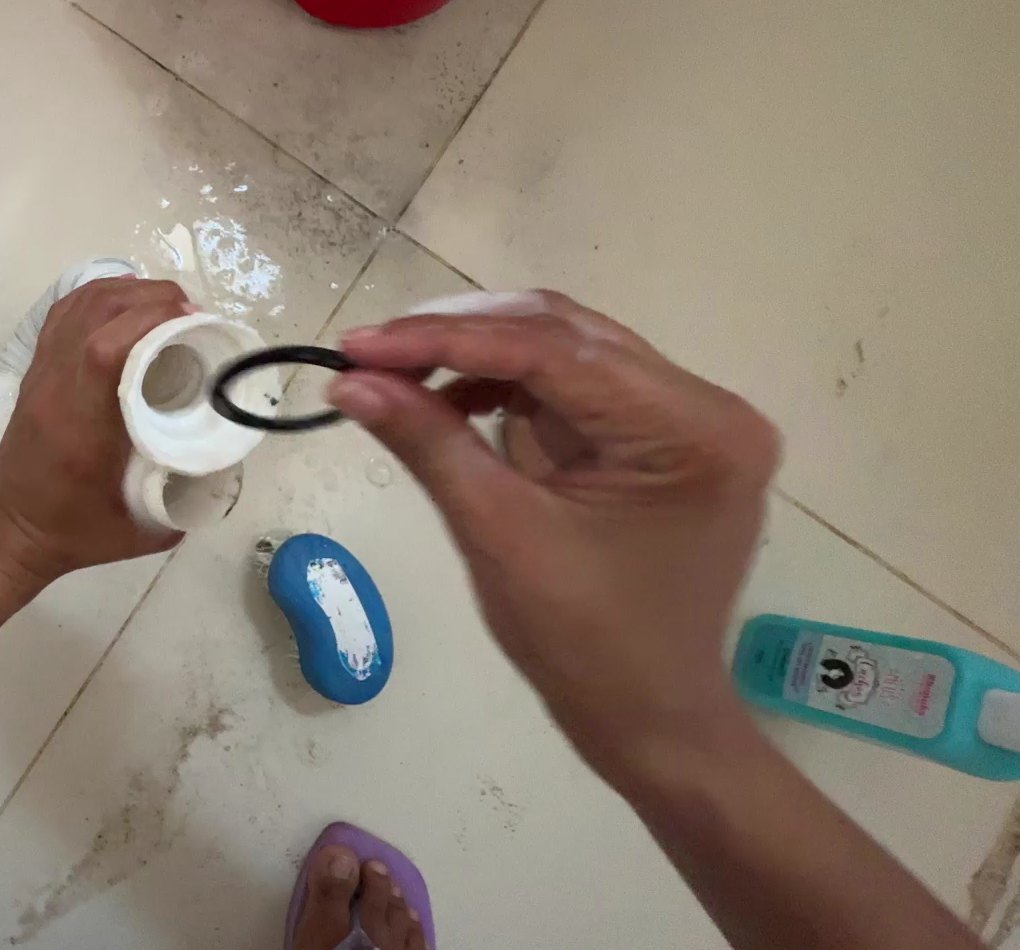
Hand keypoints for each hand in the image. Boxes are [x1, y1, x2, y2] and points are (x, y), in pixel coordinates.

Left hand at [0, 277, 194, 589]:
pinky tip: (126, 306)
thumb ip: (186, 495)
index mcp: (81, 426)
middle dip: (150, 298)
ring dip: (126, 292)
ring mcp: (40, 375)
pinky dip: (98, 297)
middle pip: (96, 313)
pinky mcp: (35, 371)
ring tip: (165, 305)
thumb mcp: (144, 528)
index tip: (193, 319)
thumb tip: (222, 457)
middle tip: (191, 313)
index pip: (105, 349)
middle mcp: (56, 388)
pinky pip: (64, 315)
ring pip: (78, 306)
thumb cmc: (76, 534)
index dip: (152, 319)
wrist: (12, 533)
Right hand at [327, 291, 779, 777]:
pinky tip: (441, 398)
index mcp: (689, 430)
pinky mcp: (638, 435)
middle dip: (453, 335)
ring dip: (467, 351)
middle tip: (366, 351)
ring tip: (392, 370)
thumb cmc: (580, 638)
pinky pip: (555, 384)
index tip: (356, 345)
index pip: (549, 351)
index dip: (441, 340)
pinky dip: (489, 382)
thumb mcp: (494, 530)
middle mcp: (698, 405)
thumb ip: (426, 441)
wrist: (642, 712)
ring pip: (554, 347)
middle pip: (558, 332)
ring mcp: (673, 418)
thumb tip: (346, 381)